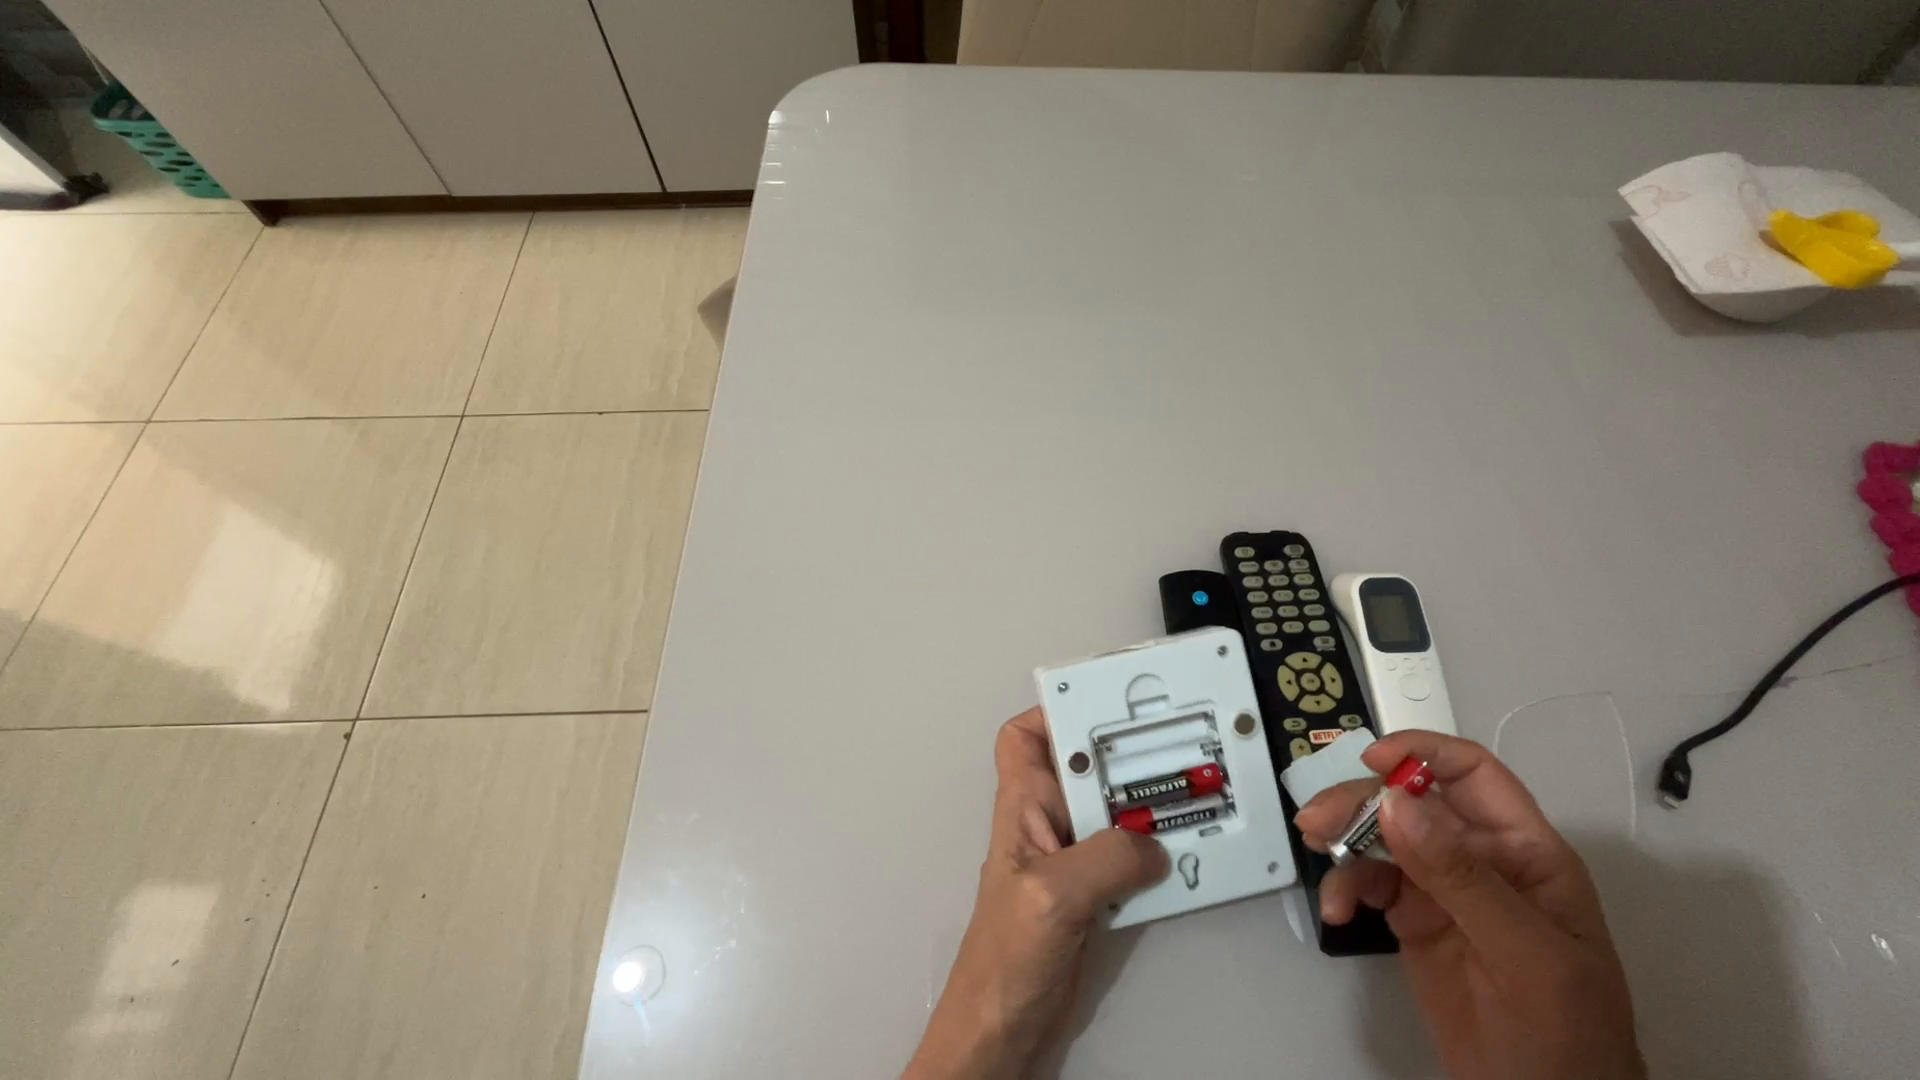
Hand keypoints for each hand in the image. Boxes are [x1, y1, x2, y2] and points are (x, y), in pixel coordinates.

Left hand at [904, 708, 1167, 1079]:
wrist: (1004, 1024)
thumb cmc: (1007, 953)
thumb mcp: (1053, 893)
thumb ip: (1105, 858)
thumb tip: (1153, 846)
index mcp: (1022, 807)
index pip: (1023, 737)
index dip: (1054, 712)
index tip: (1103, 703)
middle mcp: (1046, 823)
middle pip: (1084, 770)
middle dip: (1124, 757)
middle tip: (1175, 749)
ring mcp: (1071, 858)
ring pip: (1113, 813)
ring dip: (1148, 807)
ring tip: (1194, 799)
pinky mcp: (1092, 893)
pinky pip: (1129, 858)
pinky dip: (1155, 854)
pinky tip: (1186, 859)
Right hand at [1294, 731, 1643, 1079]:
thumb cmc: (1564, 1034)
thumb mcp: (1524, 955)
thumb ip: (1460, 877)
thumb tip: (1393, 803)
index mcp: (1523, 852)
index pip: (1473, 776)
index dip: (1423, 754)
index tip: (1369, 761)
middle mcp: (1479, 858)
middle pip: (1410, 802)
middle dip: (1361, 804)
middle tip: (1315, 823)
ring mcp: (1442, 888)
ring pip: (1381, 836)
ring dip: (1343, 840)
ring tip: (1316, 854)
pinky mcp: (1412, 918)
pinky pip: (1368, 880)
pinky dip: (1344, 886)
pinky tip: (1336, 910)